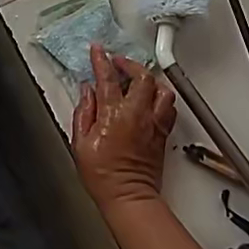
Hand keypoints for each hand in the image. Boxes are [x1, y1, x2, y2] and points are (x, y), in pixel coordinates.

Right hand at [71, 45, 176, 208]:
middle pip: (142, 76)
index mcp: (114, 114)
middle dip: (130, 64)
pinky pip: (168, 106)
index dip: (101, 60)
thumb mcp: (80, 143)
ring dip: (149, 80)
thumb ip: (83, 112)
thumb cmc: (103, 176)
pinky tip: (151, 99)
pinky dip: (160, 97)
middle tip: (118, 63)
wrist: (128, 197)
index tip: (97, 51)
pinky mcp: (162, 133)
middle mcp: (137, 114)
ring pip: (161, 89)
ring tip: (137, 79)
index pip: (108, 77)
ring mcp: (153, 123)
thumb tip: (87, 93)